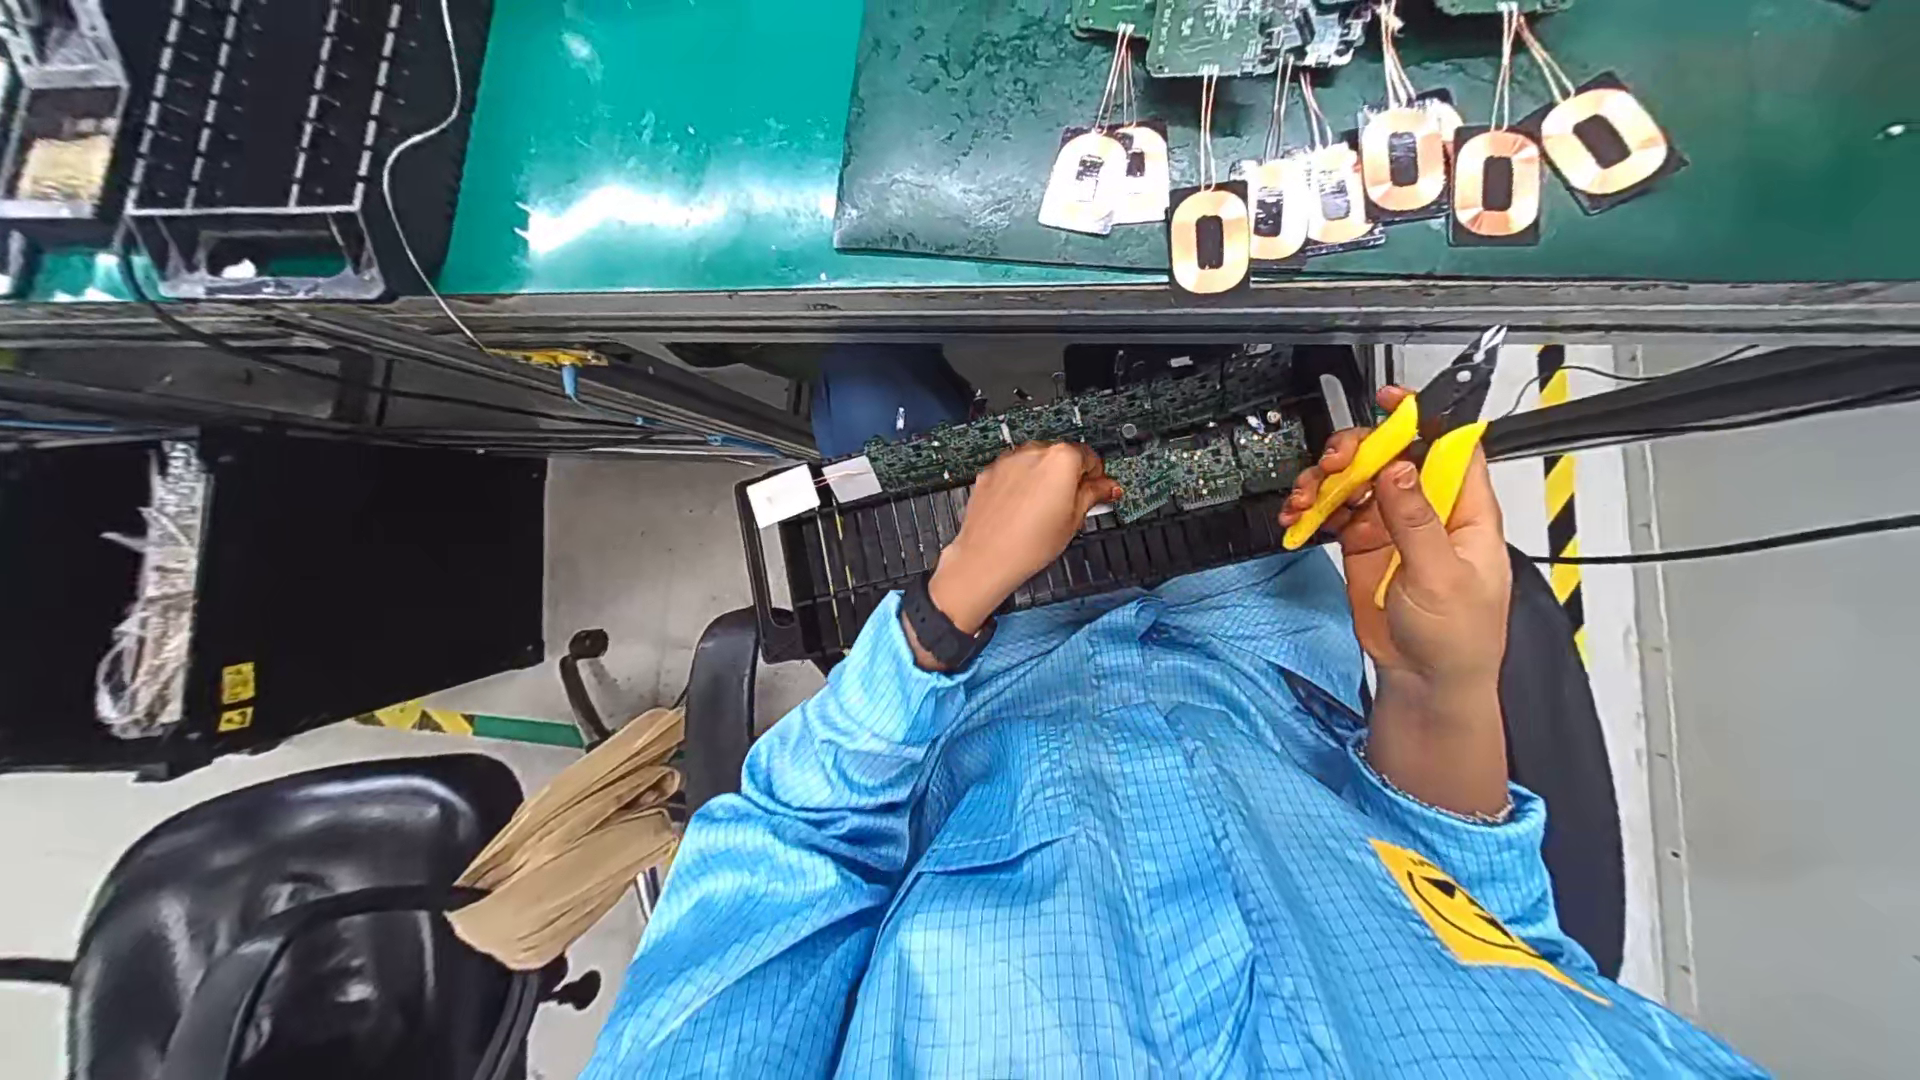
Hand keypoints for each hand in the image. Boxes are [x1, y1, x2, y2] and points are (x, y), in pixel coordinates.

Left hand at [927, 442, 1120, 635]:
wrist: (987, 556)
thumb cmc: (1029, 543)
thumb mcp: (1074, 520)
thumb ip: (1094, 495)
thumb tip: (1107, 487)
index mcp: (1061, 459)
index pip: (1090, 456)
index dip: (1096, 476)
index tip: (1096, 489)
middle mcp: (1033, 452)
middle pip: (1061, 456)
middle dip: (1068, 476)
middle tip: (1071, 505)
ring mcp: (1008, 461)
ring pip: (1035, 462)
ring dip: (1043, 478)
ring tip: (1043, 511)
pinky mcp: (989, 473)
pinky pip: (1013, 471)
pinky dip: (1020, 483)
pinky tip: (1022, 509)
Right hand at [1280, 385, 1511, 688]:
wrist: (1421, 675)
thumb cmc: (1457, 635)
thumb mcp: (1441, 575)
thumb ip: (1416, 521)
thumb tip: (1397, 469)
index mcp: (1462, 511)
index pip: (1449, 447)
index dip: (1423, 419)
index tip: (1391, 403)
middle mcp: (1423, 511)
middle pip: (1388, 458)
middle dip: (1356, 453)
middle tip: (1334, 466)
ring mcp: (1388, 526)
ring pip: (1354, 483)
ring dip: (1324, 484)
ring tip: (1306, 501)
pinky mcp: (1360, 544)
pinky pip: (1331, 514)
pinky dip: (1310, 512)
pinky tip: (1299, 519)